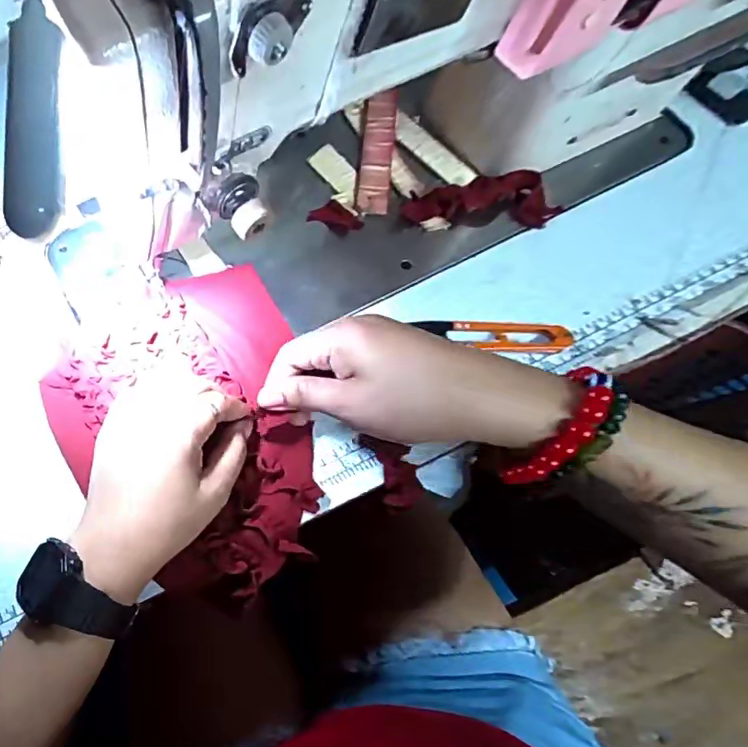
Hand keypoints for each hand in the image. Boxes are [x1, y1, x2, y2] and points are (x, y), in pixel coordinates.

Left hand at [69, 370, 251, 602]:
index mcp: (181, 432)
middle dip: (215, 394)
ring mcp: (128, 415)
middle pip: (191, 382)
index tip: (246, 419)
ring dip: (187, 387)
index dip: (236, 406)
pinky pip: (137, 388)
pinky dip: (157, 389)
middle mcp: (152, 414)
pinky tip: (168, 407)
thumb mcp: (214, 494)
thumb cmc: (168, 525)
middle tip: (226, 416)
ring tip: (199, 409)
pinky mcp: (112, 422)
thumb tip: (242, 427)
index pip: (216, 400)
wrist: (114, 541)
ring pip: (163, 378)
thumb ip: (234, 454)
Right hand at [255, 315, 573, 447]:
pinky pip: (354, 359)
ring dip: (320, 386)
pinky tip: (352, 403)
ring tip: (324, 417)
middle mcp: (355, 323)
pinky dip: (343, 381)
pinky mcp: (395, 343)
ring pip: (331, 357)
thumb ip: (303, 395)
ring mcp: (378, 331)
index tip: (274, 419)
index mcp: (339, 333)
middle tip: (299, 423)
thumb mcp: (350, 404)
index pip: (287, 353)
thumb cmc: (410, 404)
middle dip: (296, 386)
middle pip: (308, 352)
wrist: (481, 396)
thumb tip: (266, 394)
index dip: (273, 386)